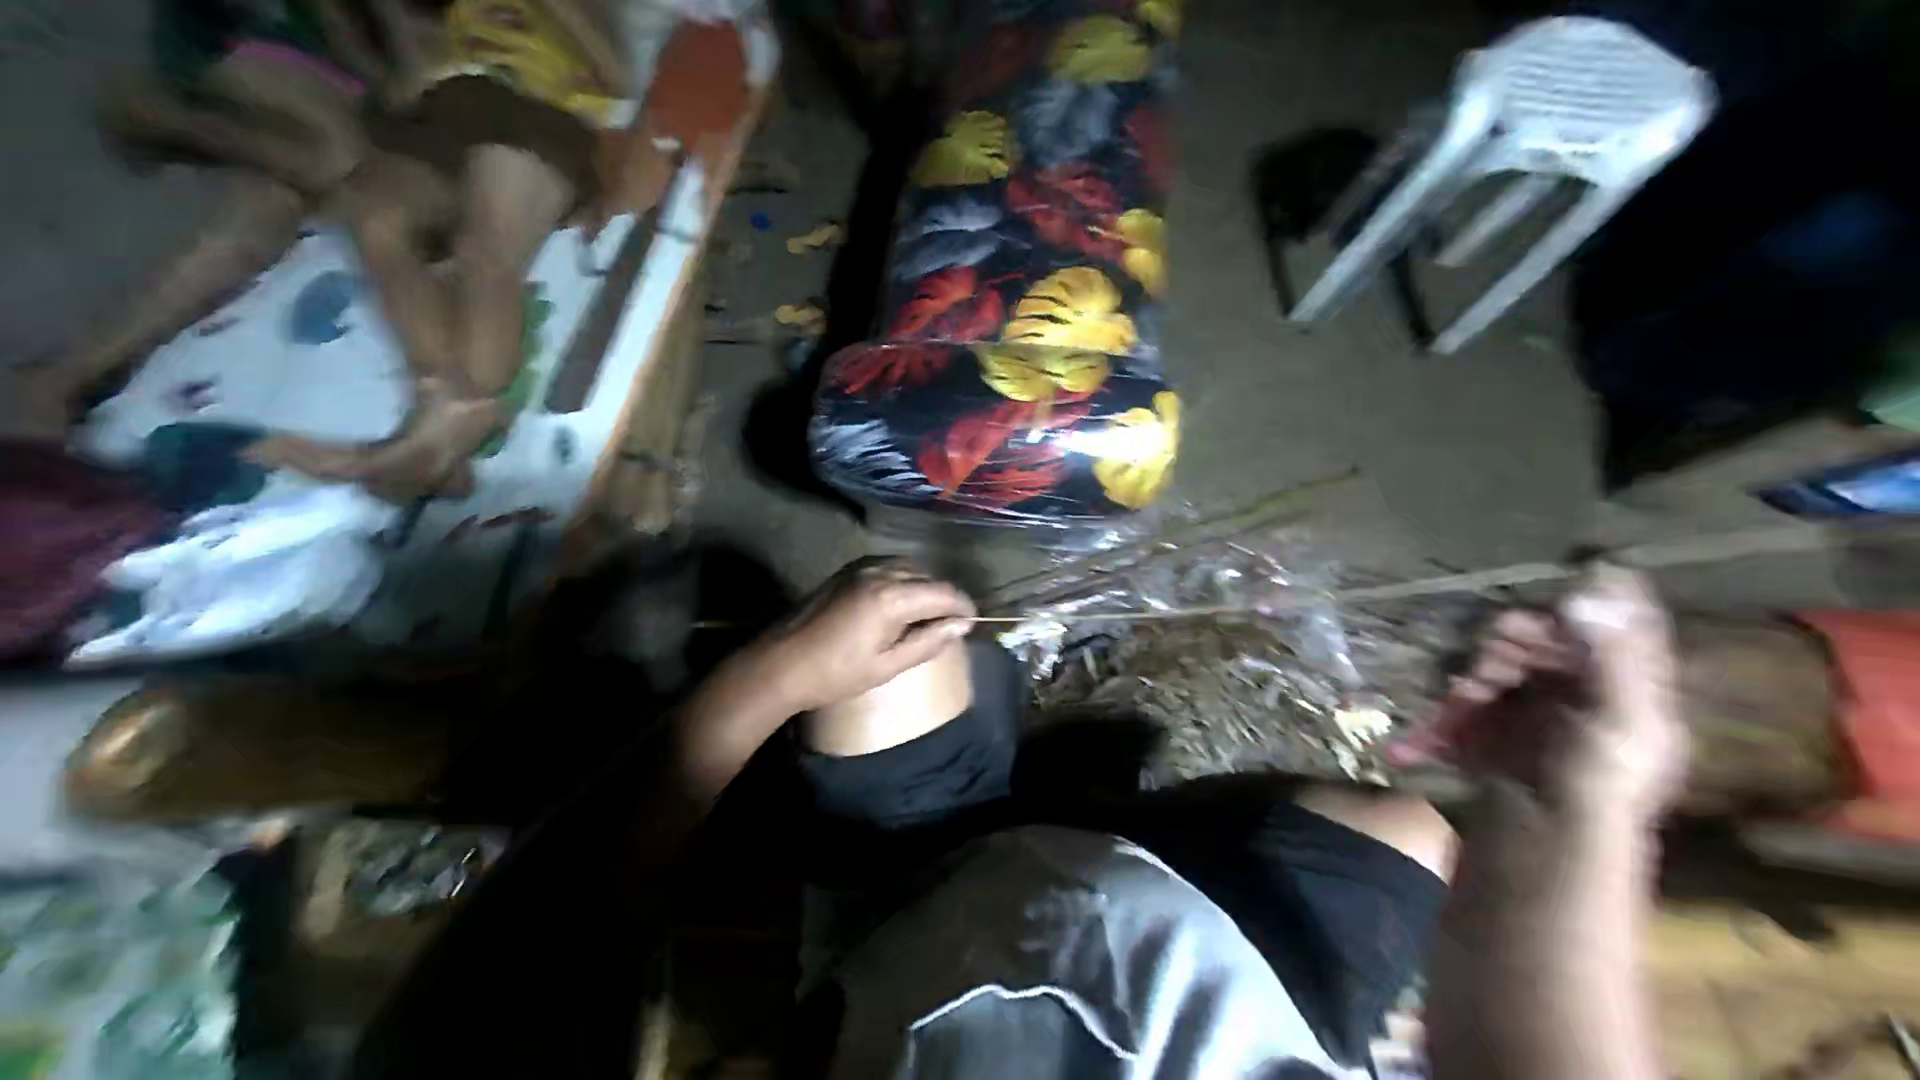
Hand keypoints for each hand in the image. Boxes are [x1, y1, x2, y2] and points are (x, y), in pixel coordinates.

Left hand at [741, 560, 976, 713]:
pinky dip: (904, 580)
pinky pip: (889, 566)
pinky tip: (901, 602)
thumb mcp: (887, 666)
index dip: (963, 606)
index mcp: (891, 597)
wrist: (779, 663)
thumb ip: (928, 642)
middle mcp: (879, 572)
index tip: (973, 623)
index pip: (943, 592)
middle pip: (928, 577)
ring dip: (925, 587)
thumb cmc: (834, 674)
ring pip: (909, 568)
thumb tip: (962, 626)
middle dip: (945, 597)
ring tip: (928, 615)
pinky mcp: (848, 570)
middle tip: (951, 624)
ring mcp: (861, 567)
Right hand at [1411, 565, 1687, 826]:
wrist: (1546, 837)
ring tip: (1466, 691)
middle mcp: (1572, 690)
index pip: (1606, 627)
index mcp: (1620, 686)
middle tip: (1494, 653)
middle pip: (1537, 641)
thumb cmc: (1598, 779)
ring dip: (1476, 671)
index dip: (1583, 604)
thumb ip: (1611, 653)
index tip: (1553, 595)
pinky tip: (1445, 707)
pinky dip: (1445, 710)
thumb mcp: (1623, 716)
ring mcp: (1523, 709)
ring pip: (1492, 664)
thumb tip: (1590, 587)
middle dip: (1510, 641)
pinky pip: (1459, 706)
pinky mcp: (1485, 728)